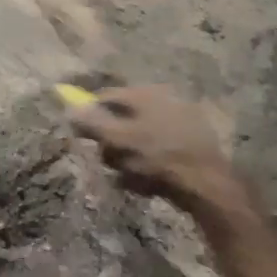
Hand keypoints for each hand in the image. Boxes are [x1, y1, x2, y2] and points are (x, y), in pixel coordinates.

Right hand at [67, 85, 238, 213]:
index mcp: (145, 94)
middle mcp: (164, 99)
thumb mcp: (119, 140)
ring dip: (128, 159)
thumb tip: (70, 108)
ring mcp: (180, 120)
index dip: (89, 116)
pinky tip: (150, 182)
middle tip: (110, 162)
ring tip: (131, 177)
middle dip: (111, 144)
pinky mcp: (191, 142)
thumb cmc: (157, 158)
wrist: (205, 182)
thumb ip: (93, 123)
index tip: (83, 137)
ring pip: (138, 139)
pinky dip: (149, 165)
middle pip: (122, 119)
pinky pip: (157, 151)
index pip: (106, 97)